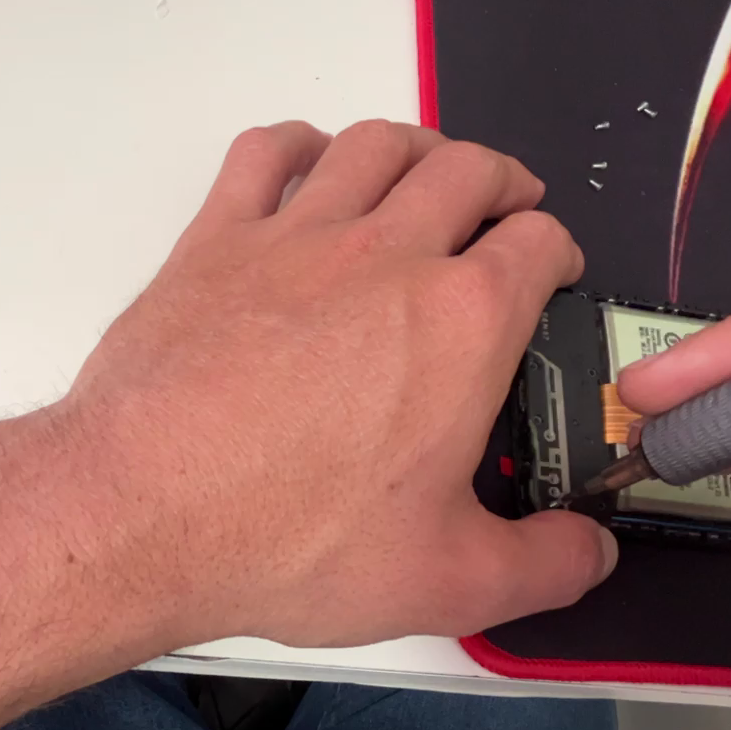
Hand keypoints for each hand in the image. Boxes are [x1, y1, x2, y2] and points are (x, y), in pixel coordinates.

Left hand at [64, 120, 613, 647]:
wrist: (143, 516)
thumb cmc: (286, 541)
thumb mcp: (447, 583)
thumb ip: (542, 565)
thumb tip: (587, 552)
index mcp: (461, 323)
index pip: (538, 246)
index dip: (556, 254)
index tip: (549, 272)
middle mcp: (383, 257)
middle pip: (467, 172)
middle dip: (500, 184)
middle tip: (503, 209)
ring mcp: (293, 241)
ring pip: (375, 146)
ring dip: (416, 148)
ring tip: (425, 174)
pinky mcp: (213, 244)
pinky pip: (264, 154)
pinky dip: (298, 146)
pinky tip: (306, 167)